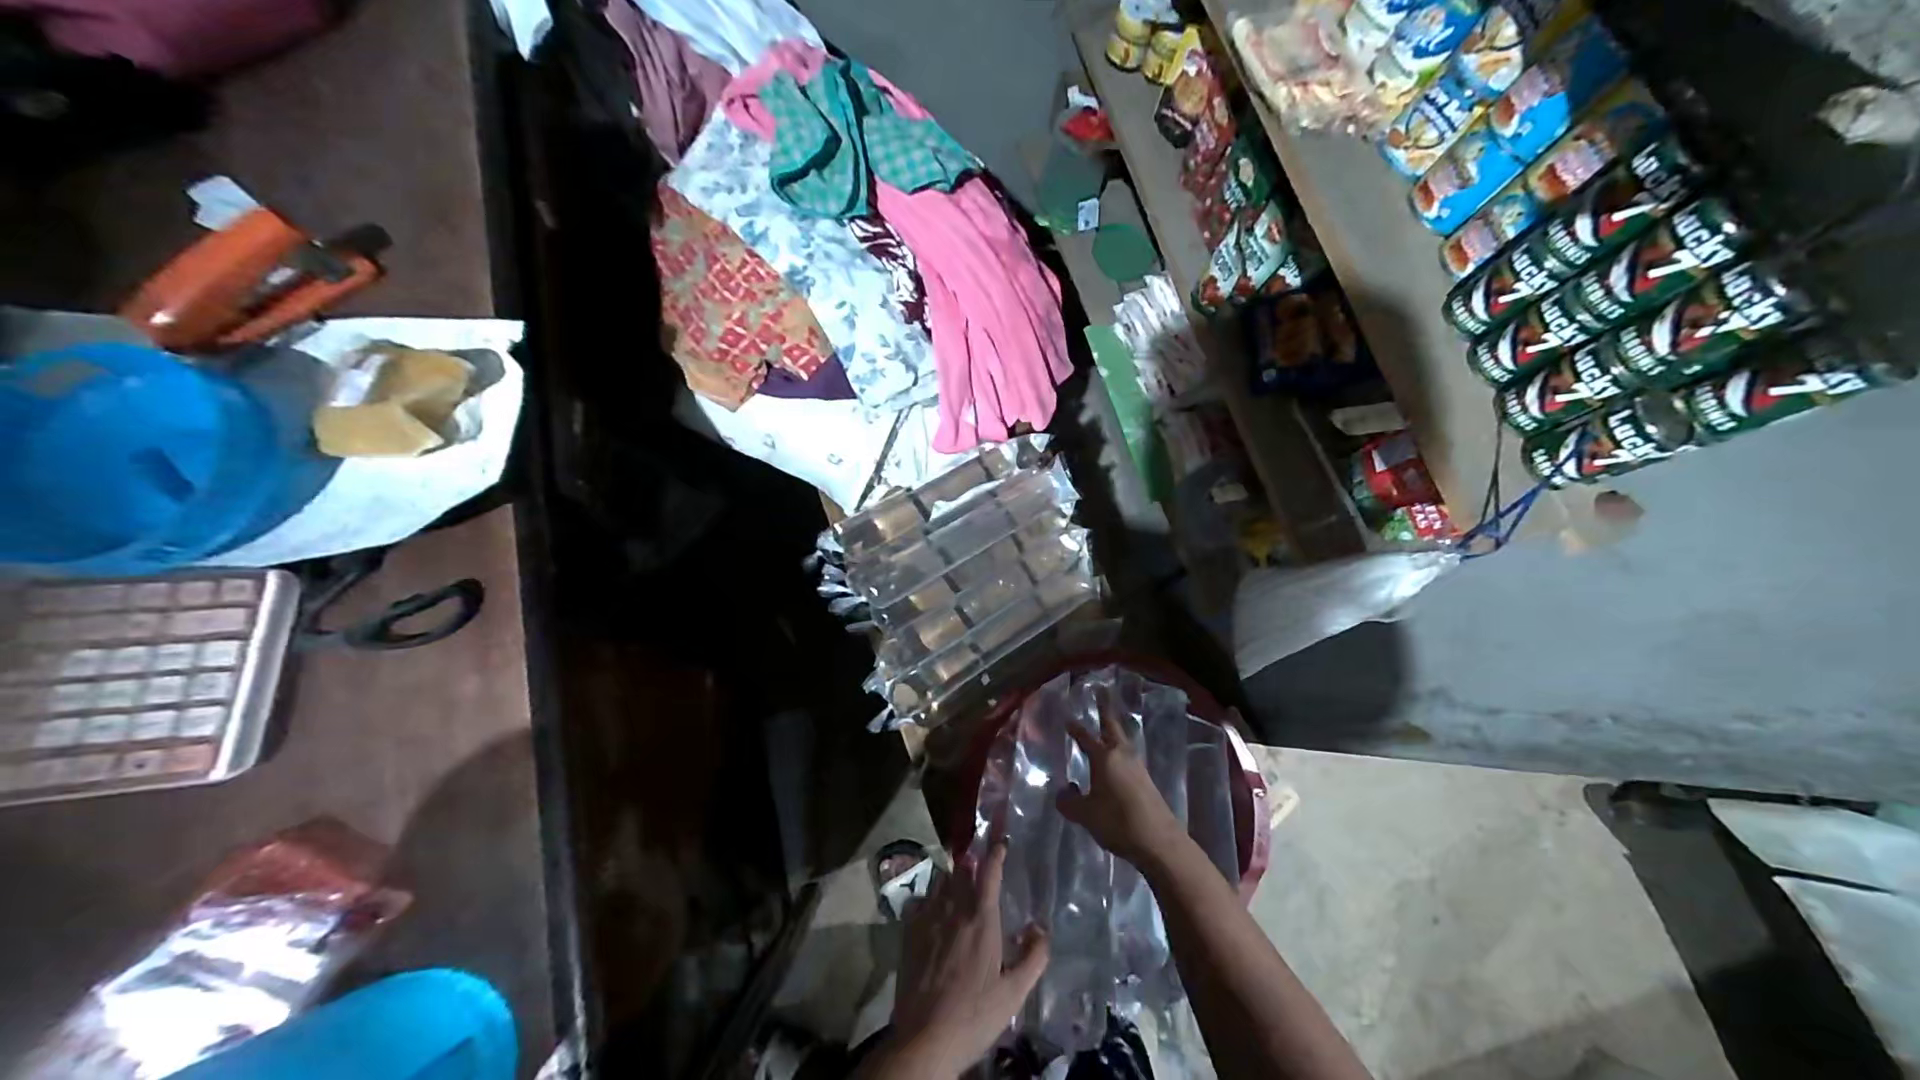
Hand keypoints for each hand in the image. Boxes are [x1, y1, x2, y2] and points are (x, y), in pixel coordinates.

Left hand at [881, 844, 1048, 1077]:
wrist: (925, 1038)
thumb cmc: (974, 1016)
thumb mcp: (1014, 993)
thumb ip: (1034, 957)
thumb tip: (1041, 928)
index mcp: (982, 920)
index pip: (989, 873)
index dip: (996, 854)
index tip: (1001, 842)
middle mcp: (953, 910)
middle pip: (962, 871)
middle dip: (972, 862)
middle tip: (979, 861)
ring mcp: (927, 919)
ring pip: (940, 882)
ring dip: (951, 877)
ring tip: (958, 882)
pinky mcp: (909, 933)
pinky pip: (919, 901)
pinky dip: (928, 897)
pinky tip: (932, 908)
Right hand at [1056, 705, 1186, 867]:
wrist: (1159, 842)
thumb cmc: (1118, 822)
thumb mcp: (1085, 814)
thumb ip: (1069, 802)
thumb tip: (1062, 793)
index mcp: (1105, 758)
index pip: (1086, 737)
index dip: (1075, 728)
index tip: (1067, 716)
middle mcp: (1122, 756)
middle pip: (1112, 726)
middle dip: (1106, 708)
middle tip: (1102, 691)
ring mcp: (1137, 767)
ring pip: (1123, 740)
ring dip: (1114, 729)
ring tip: (1107, 723)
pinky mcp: (1146, 781)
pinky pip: (1129, 757)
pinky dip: (1120, 749)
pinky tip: (1116, 760)